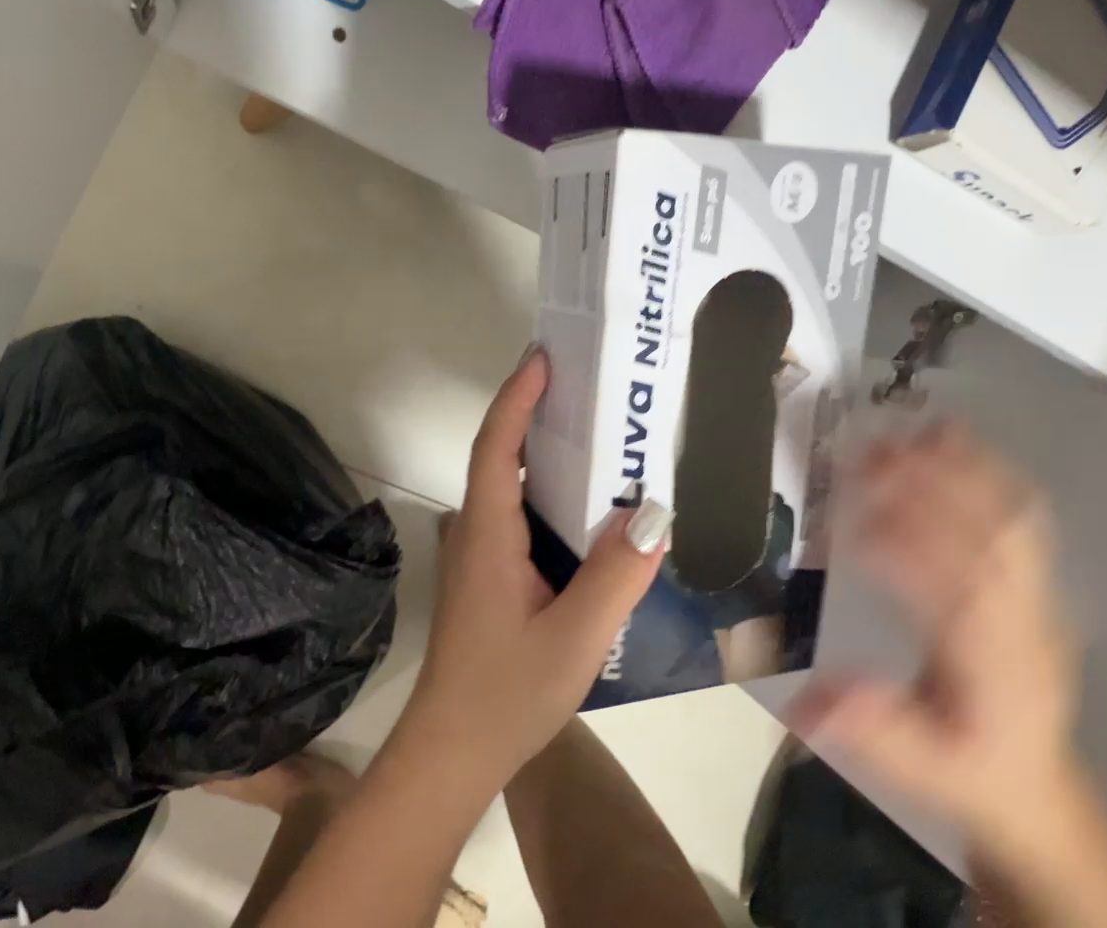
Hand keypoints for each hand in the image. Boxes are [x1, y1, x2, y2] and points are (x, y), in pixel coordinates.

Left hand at [402, 346, 668, 787]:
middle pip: (502, 458)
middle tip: (593, 390)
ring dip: (545, 459)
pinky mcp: (487, 580)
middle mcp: (475, 534)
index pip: (497, 447)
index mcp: (487, 534)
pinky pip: (518, 521)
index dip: (517, 398)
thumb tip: (654, 513)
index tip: (544, 357)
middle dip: (538, 417)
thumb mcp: (574, 639)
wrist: (452, 749)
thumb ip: (614, 576)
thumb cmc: (505, 693)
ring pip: (510, 491)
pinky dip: (548, 500)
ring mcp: (477, 558)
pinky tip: (589, 516)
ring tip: (603, 441)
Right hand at [795, 424, 1079, 845]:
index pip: (958, 592)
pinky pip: (1016, 518)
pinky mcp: (1028, 583)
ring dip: (963, 469)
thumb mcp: (919, 766)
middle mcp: (1022, 617)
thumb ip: (874, 729)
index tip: (854, 525)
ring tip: (913, 430)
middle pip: (990, 539)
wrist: (1031, 780)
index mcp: (994, 659)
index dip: (908, 552)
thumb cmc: (967, 768)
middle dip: (936, 488)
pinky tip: (954, 442)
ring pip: (1009, 518)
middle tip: (874, 450)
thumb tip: (810, 700)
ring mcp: (1033, 595)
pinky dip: (987, 473)